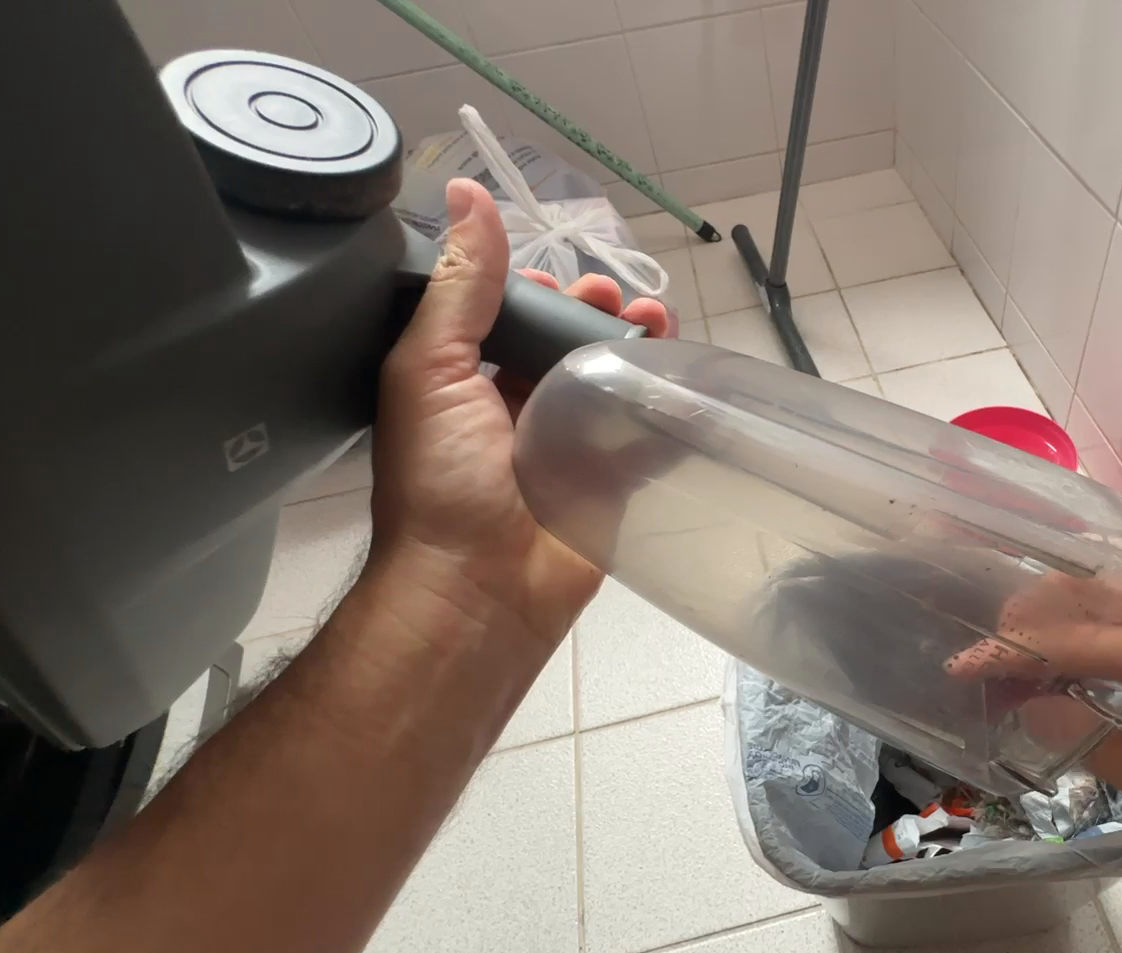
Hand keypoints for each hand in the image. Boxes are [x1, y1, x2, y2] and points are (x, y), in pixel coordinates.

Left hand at [367, 178, 668, 645]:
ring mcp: (572, 446)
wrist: (482, 587)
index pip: (514, 318)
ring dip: (640, 351)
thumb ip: (461, 289)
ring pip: (613, 383)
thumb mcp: (431, 369)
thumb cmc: (444, 479)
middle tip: (620, 303)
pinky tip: (689, 384)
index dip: (542, 292)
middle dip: (599, 316)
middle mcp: (521, 408)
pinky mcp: (612, 482)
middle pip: (570, 346)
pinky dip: (668, 410)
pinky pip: (646, 437)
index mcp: (471, 379)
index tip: (566, 282)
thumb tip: (470, 196)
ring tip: (661, 328)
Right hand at [952, 588, 1121, 853]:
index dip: (1014, 652)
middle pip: (1088, 594)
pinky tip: (1063, 646)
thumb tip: (1033, 710)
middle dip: (1024, 619)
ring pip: (1106, 591)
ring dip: (1051, 614)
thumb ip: (1103, 748)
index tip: (967, 666)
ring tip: (1011, 653)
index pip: (1079, 641)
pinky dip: (1083, 619)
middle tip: (984, 657)